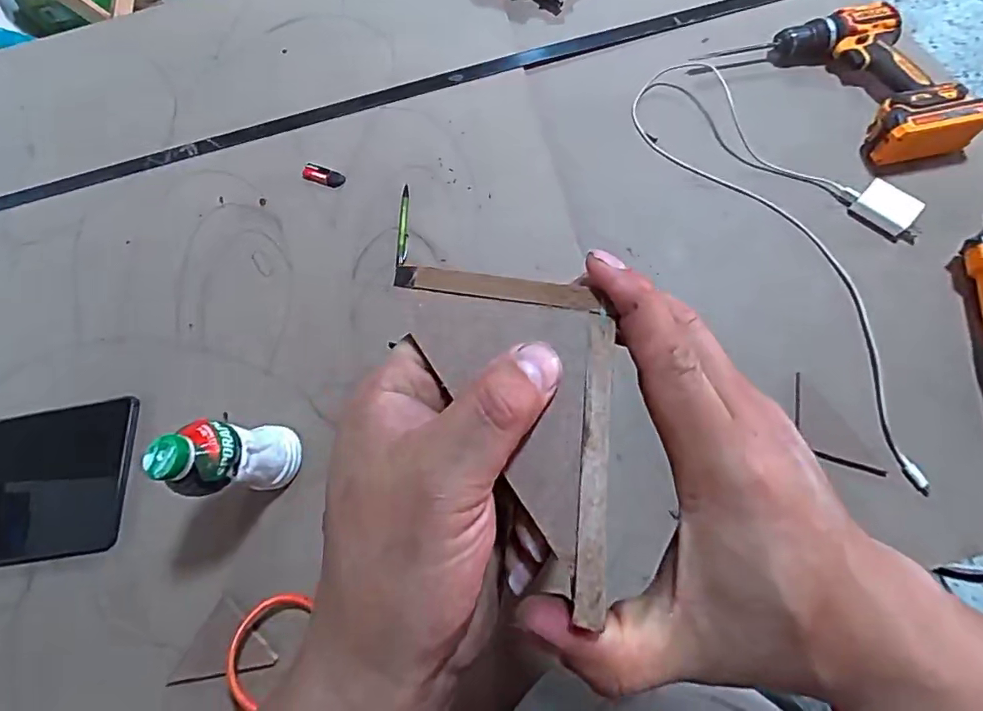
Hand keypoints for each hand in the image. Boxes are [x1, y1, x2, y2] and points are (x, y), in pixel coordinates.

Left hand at [271, 340, 562, 710]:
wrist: (400, 668)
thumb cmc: (393, 565)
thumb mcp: (437, 477)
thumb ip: (489, 413)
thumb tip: (539, 354)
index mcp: (394, 398)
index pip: (449, 337)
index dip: (497, 325)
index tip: (554, 314)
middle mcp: (424, 420)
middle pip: (488, 380)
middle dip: (533, 385)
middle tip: (589, 362)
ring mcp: (456, 461)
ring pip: (513, 424)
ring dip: (547, 433)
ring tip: (589, 415)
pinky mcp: (484, 498)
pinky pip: (526, 465)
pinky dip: (550, 471)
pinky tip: (576, 470)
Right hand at [516, 250, 901, 698]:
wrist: (867, 619)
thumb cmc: (778, 621)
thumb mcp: (682, 648)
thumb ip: (604, 648)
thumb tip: (531, 620)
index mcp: (723, 460)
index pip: (673, 359)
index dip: (635, 305)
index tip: (598, 270)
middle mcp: (745, 420)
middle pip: (686, 328)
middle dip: (634, 289)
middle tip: (585, 274)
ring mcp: (758, 411)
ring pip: (699, 333)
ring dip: (651, 302)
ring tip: (603, 292)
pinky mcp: (760, 412)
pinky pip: (708, 348)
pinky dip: (669, 322)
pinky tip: (643, 327)